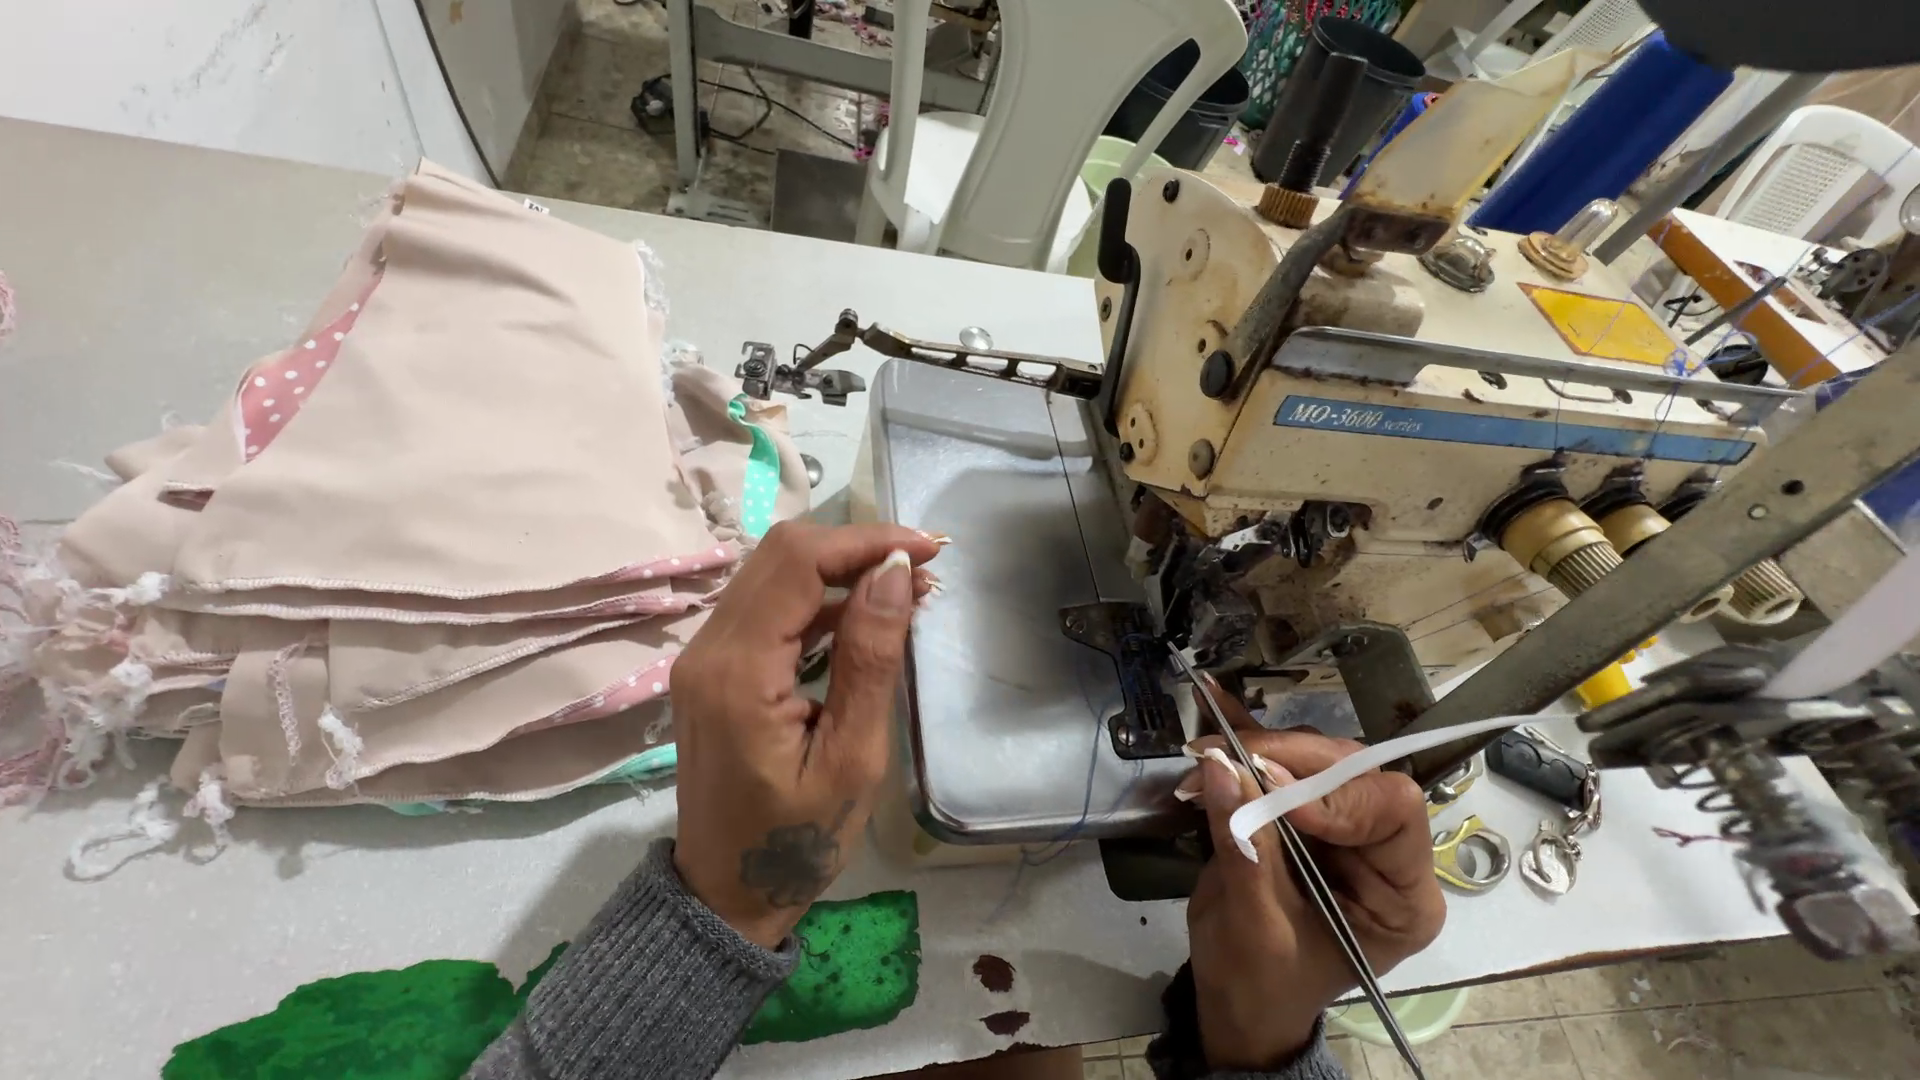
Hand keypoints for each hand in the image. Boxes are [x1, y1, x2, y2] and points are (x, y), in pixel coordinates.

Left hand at [671, 522, 942, 947]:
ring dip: (841, 568)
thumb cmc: (797, 842)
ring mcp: (705, 656)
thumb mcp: (853, 759)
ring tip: (908, 588)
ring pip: (773, 573)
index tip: (929, 550)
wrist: (724, 895)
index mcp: (738, 672)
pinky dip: (820, 598)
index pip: (799, 563)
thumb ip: (870, 659)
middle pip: (781, 554)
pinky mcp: (714, 668)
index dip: (866, 542)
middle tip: (923, 566)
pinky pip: (768, 607)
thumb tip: (895, 572)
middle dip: (856, 547)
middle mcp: (709, 649)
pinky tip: (866, 613)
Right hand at [1179, 679, 1444, 1068]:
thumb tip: (1220, 766)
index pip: (1392, 809)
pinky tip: (1212, 699)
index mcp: (1400, 892)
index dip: (1335, 792)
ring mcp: (1336, 824)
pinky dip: (1242, 731)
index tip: (1270, 789)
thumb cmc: (1261, 983)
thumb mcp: (1256, 925)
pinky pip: (1275, 760)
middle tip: (1217, 757)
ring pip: (1310, 757)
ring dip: (1253, 745)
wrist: (1237, 1000)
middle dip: (1282, 757)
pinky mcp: (1294, 810)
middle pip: (1348, 771)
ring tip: (1201, 752)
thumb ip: (1246, 846)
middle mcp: (1377, 848)